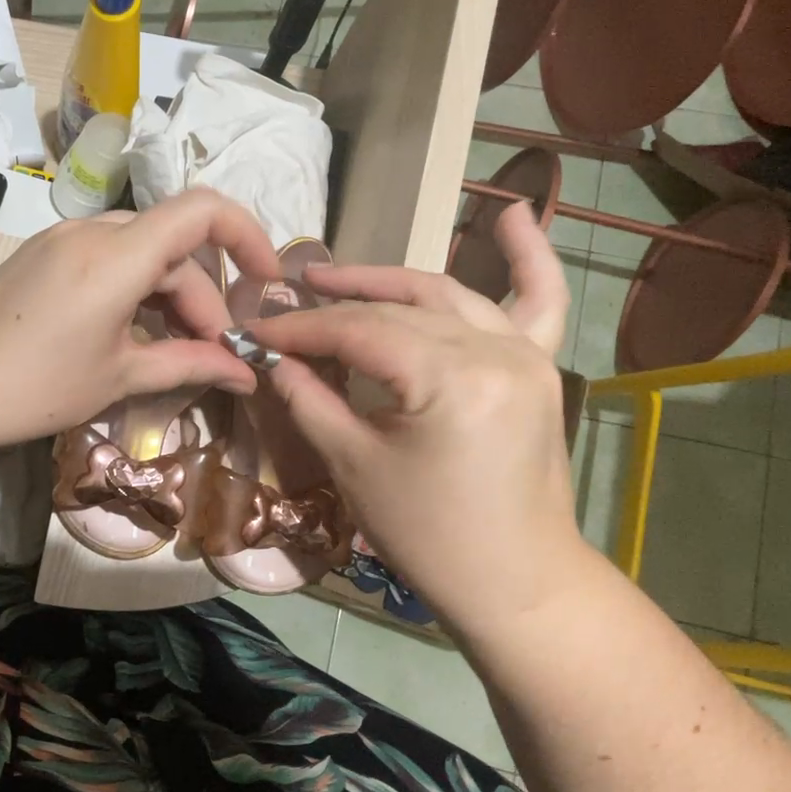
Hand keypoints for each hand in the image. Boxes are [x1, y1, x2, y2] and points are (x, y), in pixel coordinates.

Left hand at [0, 189, 282, 449]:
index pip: (203, 210)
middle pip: (171, 241)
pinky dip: (129, 287)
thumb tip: (246, 373)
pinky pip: (101, 256)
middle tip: (211, 350)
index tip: (265, 283)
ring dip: (166, 292)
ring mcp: (56, 239)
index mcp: (115, 255)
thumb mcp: (118, 378)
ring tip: (172, 347)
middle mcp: (88, 231)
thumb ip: (188, 364)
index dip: (248, 236)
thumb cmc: (34, 387)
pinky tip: (127, 332)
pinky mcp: (36, 255)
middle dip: (202, 294)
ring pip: (136, 249)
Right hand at [247, 202, 587, 623]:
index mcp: (450, 379)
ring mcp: (525, 355)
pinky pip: (538, 302)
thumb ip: (309, 398)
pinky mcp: (537, 368)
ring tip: (332, 276)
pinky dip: (527, 258)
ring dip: (388, 282)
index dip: (299, 328)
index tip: (252, 329)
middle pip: (396, 311)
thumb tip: (271, 356)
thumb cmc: (424, 531)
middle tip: (280, 308)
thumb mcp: (352, 463)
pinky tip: (516, 215)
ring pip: (446, 296)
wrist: (511, 576)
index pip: (358, 332)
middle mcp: (495, 351)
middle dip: (331, 309)